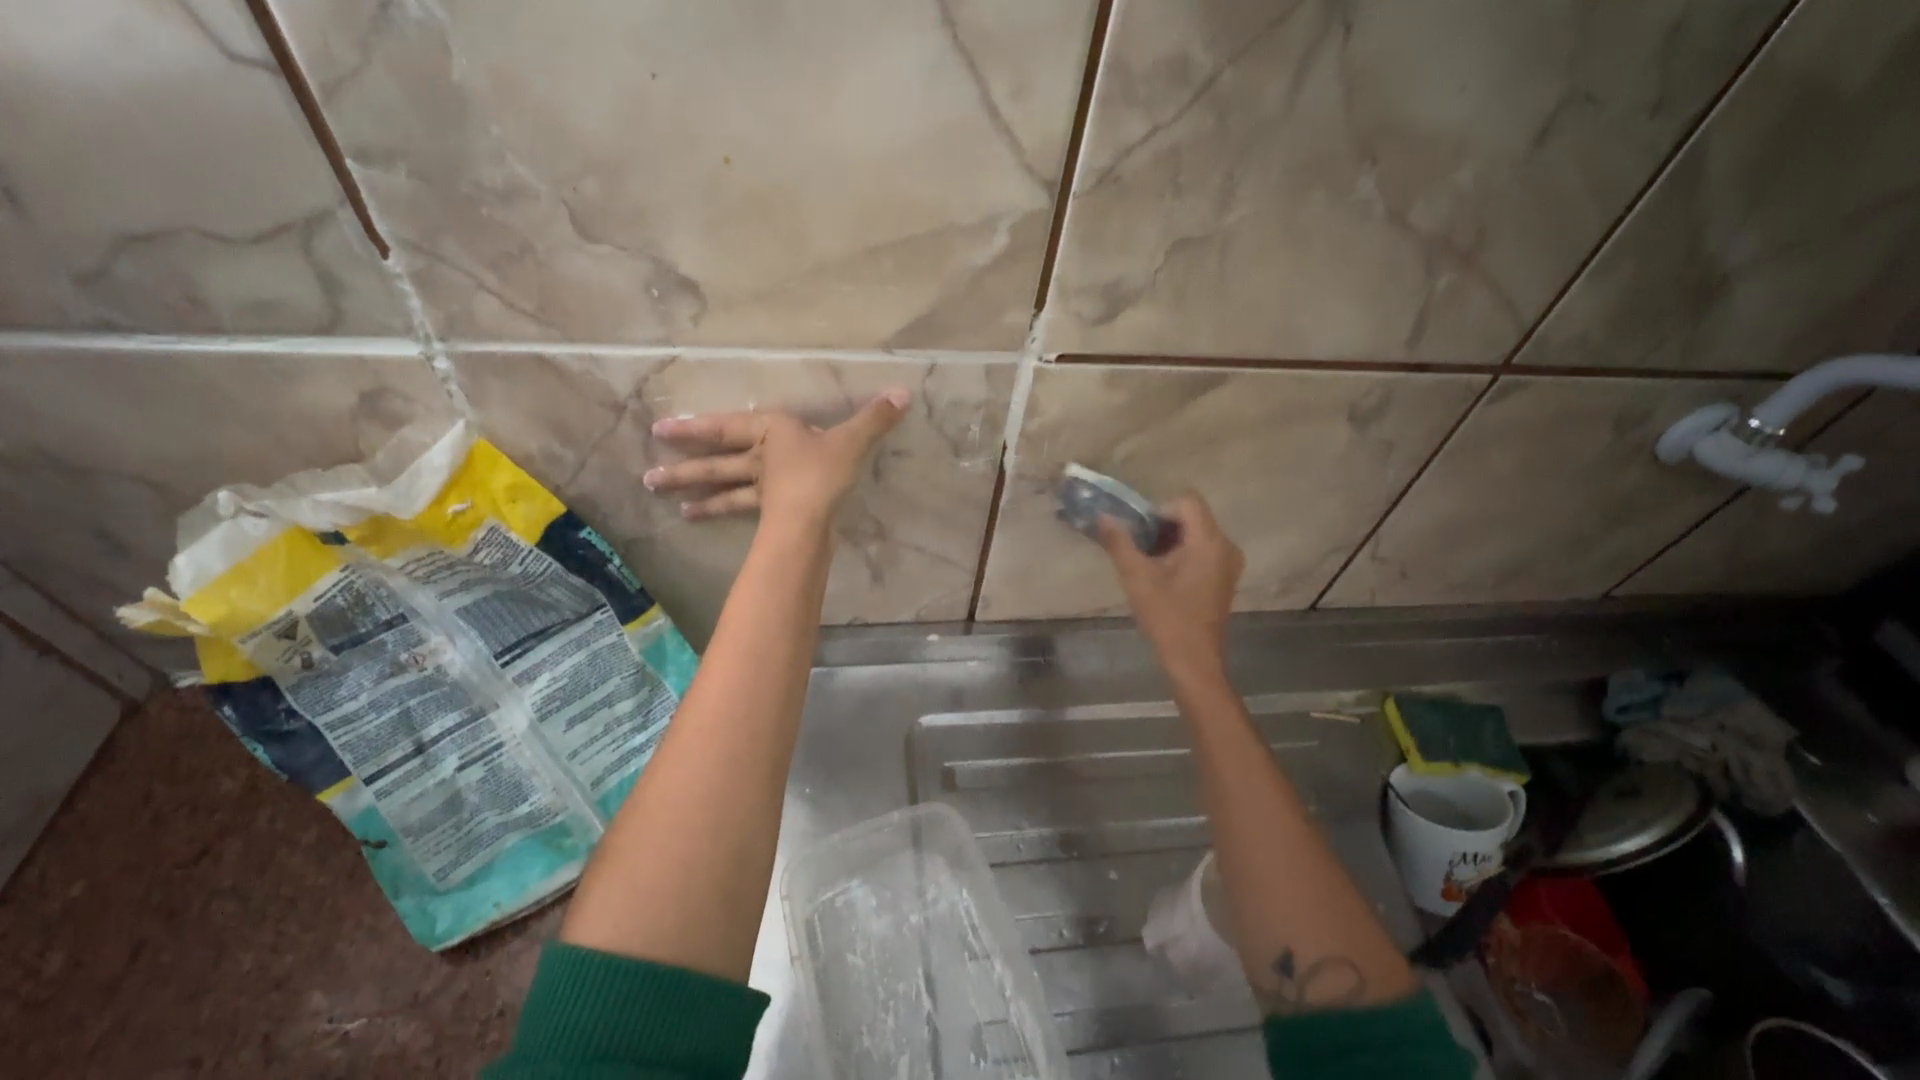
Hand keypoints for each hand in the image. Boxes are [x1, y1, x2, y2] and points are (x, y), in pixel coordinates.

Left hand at [644, 388, 909, 526]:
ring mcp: (761, 488)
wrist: (813, 519)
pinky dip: (717, 512)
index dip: (694, 428)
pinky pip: (739, 510)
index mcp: (771, 431)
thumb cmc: (824, 472)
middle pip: (715, 461)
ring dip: (694, 493)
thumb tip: (905, 392)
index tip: (661, 430)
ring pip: (721, 488)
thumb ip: (875, 418)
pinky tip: (695, 518)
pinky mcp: (768, 514)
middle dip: (683, 466)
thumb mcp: (852, 441)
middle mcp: (759, 457)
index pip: (726, 427)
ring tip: (666, 498)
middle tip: (649, 475)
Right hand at [1098, 493, 1243, 677]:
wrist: (1193, 659)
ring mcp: (1229, 562)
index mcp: (1209, 542)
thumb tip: (1103, 517)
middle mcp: (1226, 546)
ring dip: (1170, 540)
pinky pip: (1203, 549)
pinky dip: (1182, 553)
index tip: (1140, 533)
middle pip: (1192, 516)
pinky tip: (1164, 576)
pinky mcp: (1225, 576)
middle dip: (1162, 526)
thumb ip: (1119, 542)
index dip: (1158, 509)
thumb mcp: (1137, 578)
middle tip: (1139, 549)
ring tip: (1149, 564)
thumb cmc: (1167, 618)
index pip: (1186, 501)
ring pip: (1196, 533)